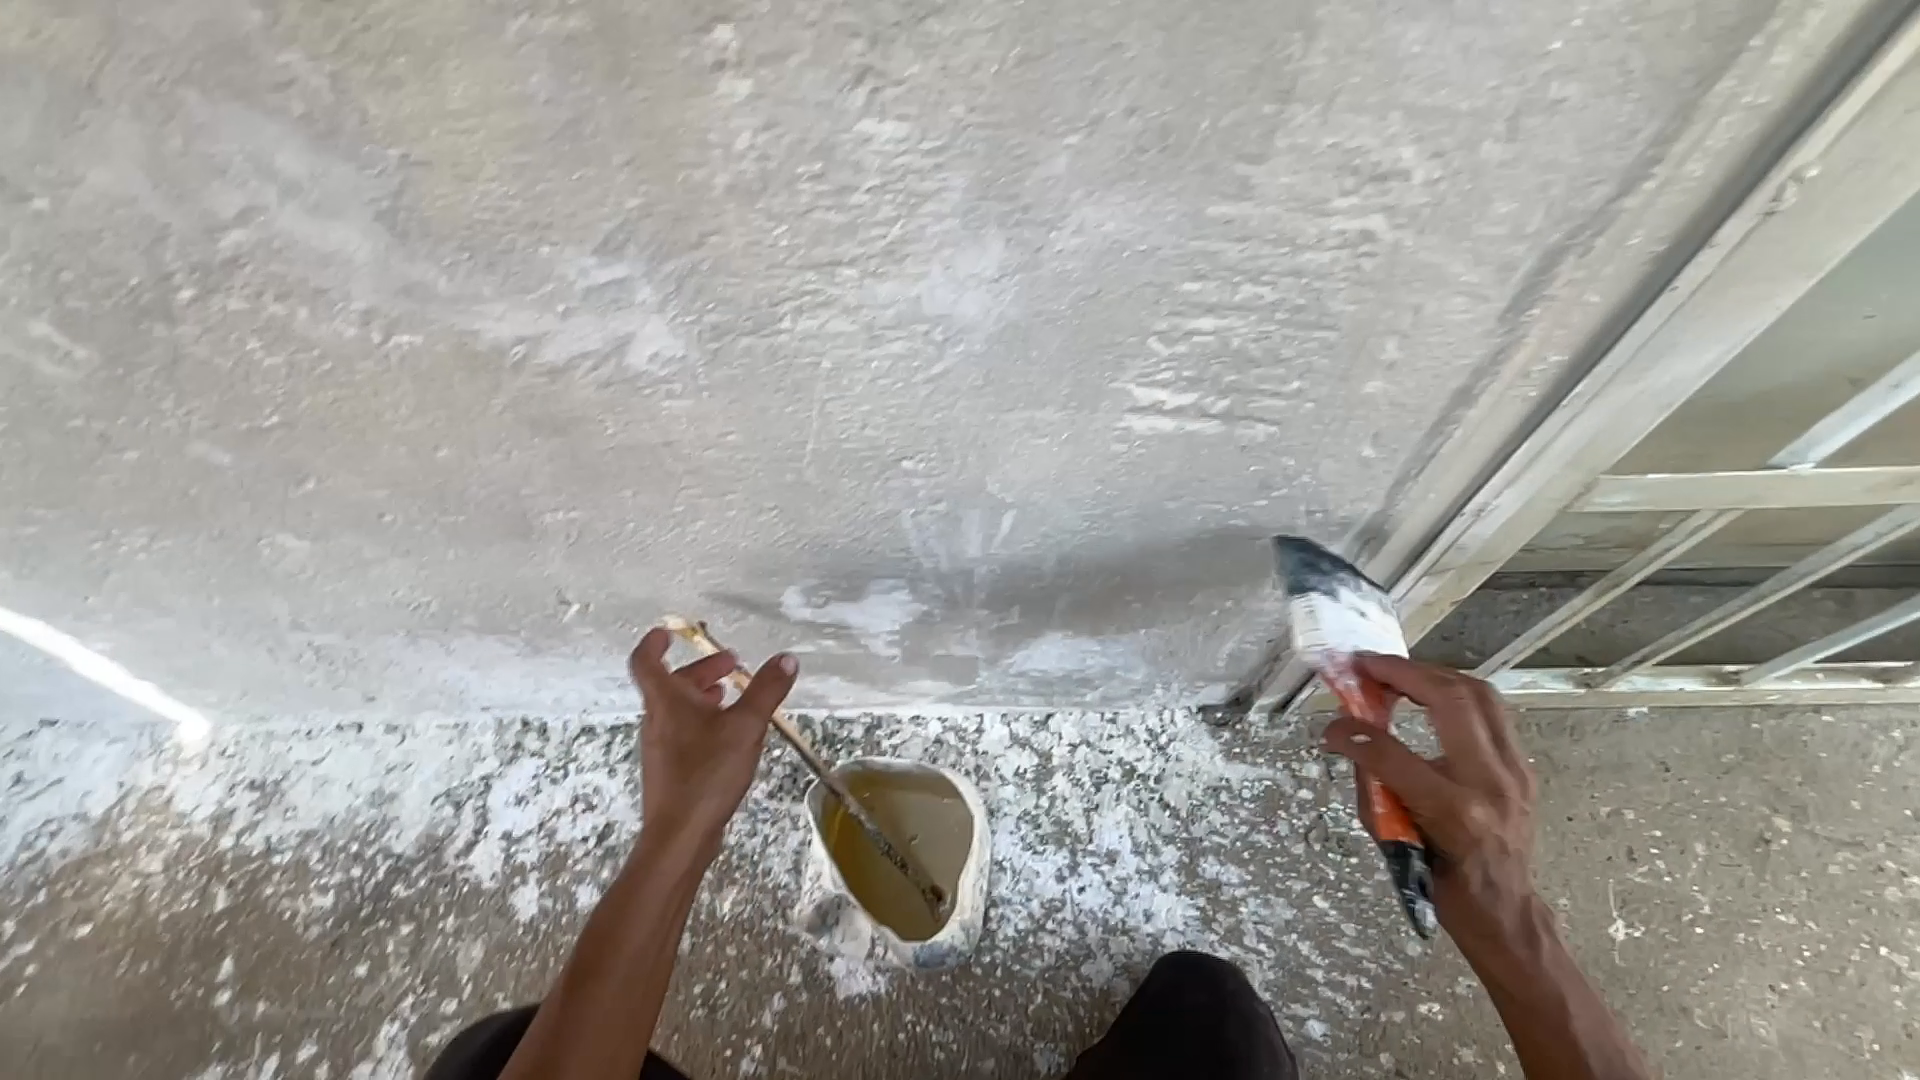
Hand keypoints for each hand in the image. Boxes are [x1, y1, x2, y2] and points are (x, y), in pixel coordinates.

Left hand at [627, 627, 798, 855]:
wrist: (679, 836)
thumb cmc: (707, 774)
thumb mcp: (746, 727)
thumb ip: (767, 691)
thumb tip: (787, 658)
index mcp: (666, 702)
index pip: (646, 662)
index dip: (654, 643)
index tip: (669, 632)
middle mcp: (657, 720)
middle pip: (671, 684)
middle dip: (702, 669)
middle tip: (733, 664)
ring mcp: (660, 746)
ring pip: (678, 709)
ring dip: (703, 695)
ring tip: (733, 694)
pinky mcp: (669, 769)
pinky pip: (683, 731)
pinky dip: (703, 719)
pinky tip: (728, 733)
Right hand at [1320, 654, 1539, 949]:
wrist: (1503, 909)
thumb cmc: (1439, 880)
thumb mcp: (1391, 835)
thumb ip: (1372, 778)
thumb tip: (1348, 734)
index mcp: (1453, 812)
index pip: (1393, 754)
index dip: (1353, 732)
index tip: (1330, 725)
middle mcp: (1491, 784)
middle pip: (1452, 702)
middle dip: (1404, 673)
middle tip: (1367, 665)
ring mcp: (1515, 773)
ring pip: (1480, 695)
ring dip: (1432, 674)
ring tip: (1396, 671)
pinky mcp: (1523, 767)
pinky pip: (1491, 711)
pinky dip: (1454, 692)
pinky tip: (1427, 692)